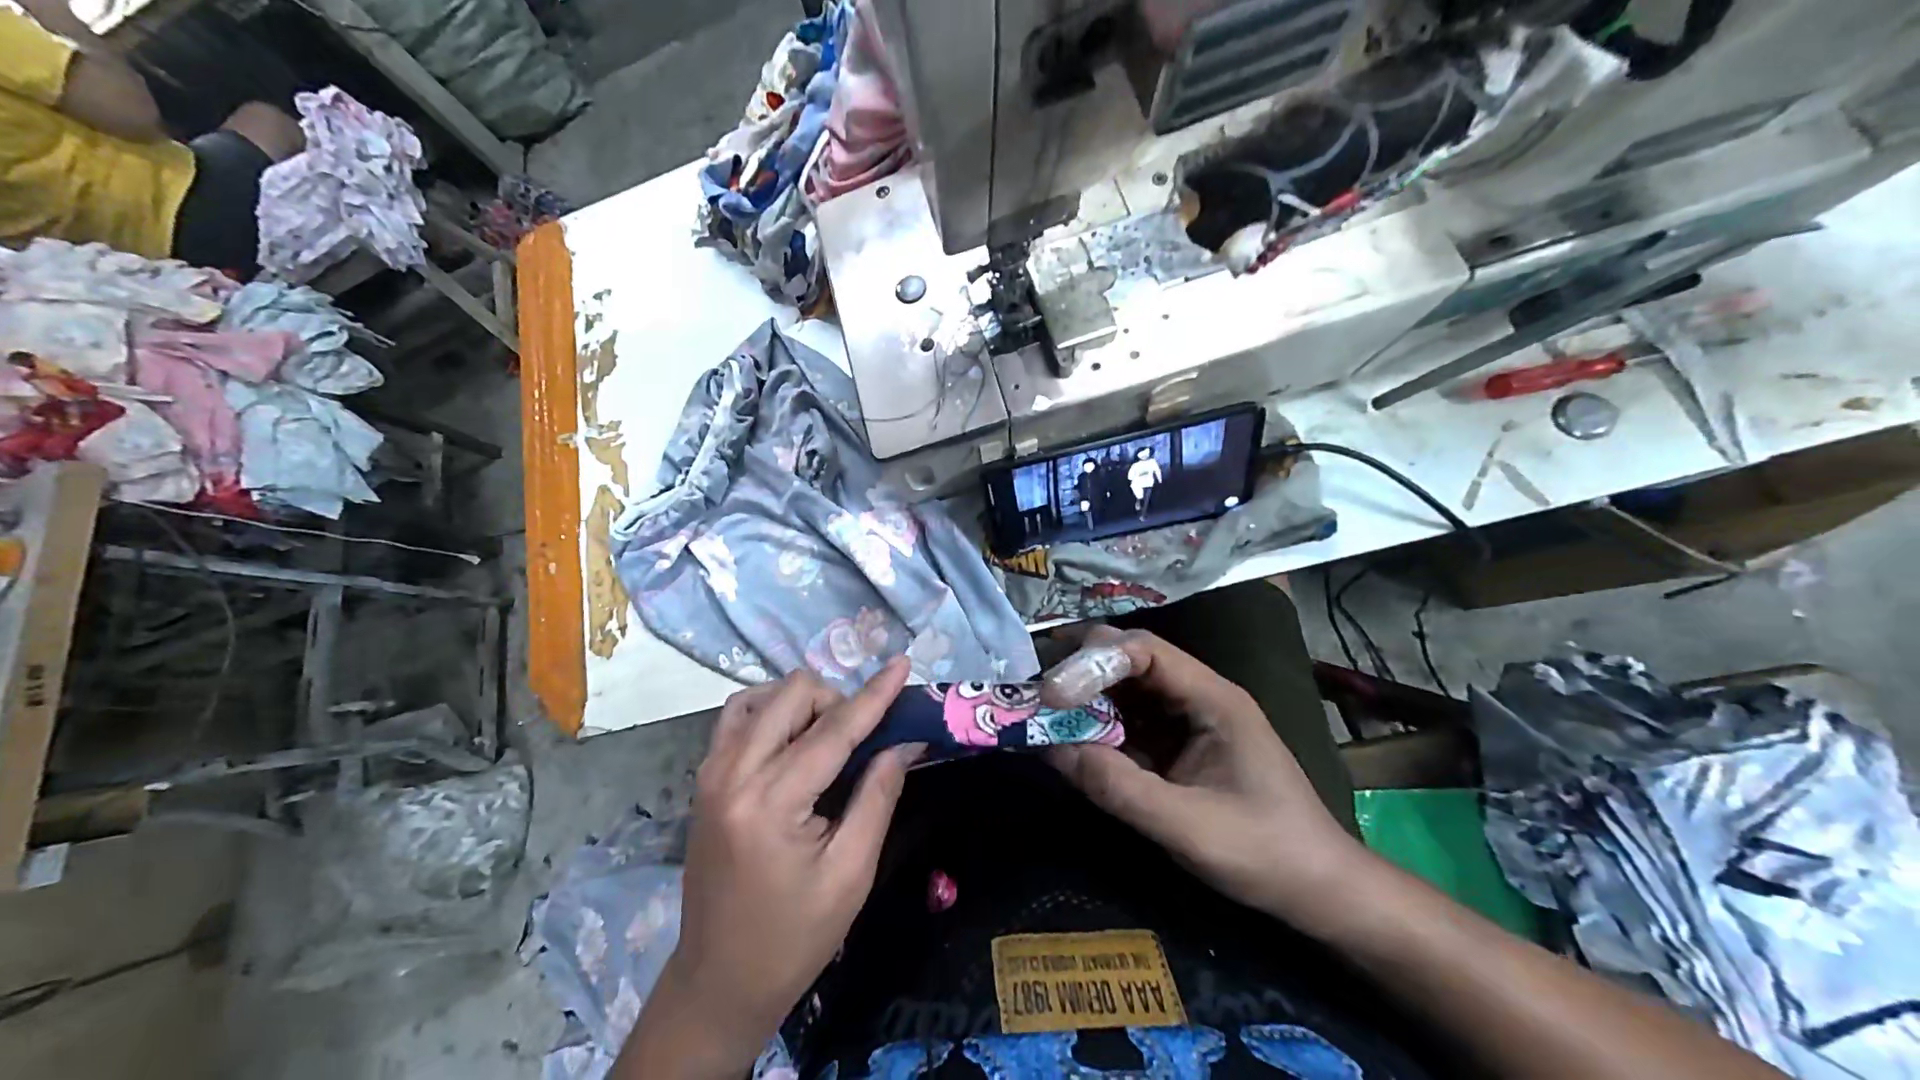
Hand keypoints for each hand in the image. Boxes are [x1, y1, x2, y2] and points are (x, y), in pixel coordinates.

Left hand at [618, 660, 922, 1079]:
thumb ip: (878, 796)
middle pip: (792, 694)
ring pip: (762, 697)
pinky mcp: (704, 778)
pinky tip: (793, 741)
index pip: (833, 729)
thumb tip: (905, 742)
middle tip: (863, 738)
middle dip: (838, 700)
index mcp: (770, 802)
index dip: (874, 695)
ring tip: (828, 741)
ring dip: (802, 704)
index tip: (903, 664)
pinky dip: (772, 713)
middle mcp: (732, 773)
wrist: (719, 978)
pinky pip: (738, 717)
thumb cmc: (794, 936)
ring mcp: (710, 772)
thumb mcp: (851, 872)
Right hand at [1040, 627, 1370, 927]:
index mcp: (1212, 698)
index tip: (1051, 693)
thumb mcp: (1188, 826)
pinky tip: (1069, 740)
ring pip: (1125, 690)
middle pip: (1130, 659)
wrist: (1320, 890)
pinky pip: (1129, 722)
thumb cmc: (1265, 852)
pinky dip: (1097, 727)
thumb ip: (1120, 787)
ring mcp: (1187, 720)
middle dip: (1080, 671)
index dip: (1092, 662)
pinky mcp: (1177, 745)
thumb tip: (1052, 749)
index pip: (1144, 650)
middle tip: (1033, 693)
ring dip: (1084, 699)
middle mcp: (1197, 696)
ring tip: (1039, 714)